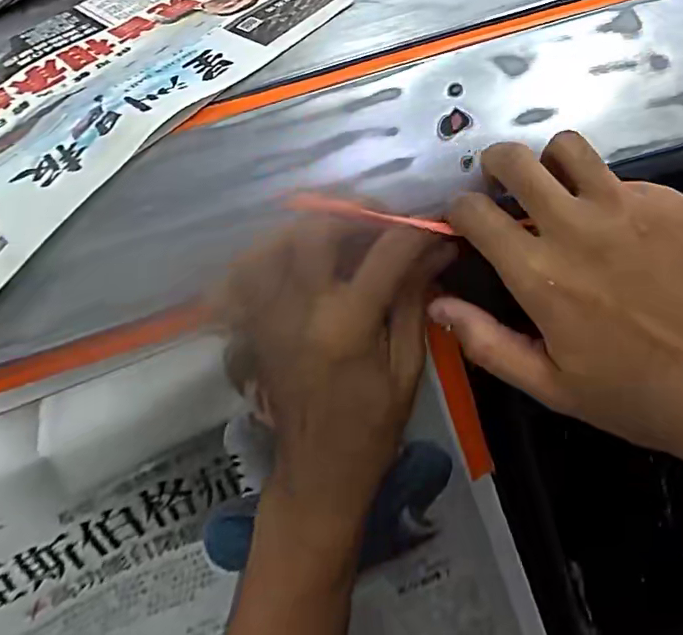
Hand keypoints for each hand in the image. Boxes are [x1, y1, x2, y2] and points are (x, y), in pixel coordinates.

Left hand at [218, 219, 454, 517]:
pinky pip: (246, 271)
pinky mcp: (252, 321)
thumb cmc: (373, 427)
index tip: (429, 223)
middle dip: (352, 211)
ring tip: (338, 227)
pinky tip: (293, 251)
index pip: (384, 253)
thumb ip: (414, 301)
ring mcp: (268, 312)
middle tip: (379, 215)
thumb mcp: (408, 367)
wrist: (318, 471)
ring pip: (274, 242)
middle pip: (316, 230)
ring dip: (307, 224)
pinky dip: (267, 252)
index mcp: (348, 325)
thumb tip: (436, 248)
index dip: (412, 230)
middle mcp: (300, 309)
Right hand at [431, 132, 682, 467]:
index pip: (474, 211)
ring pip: (567, 147)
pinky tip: (625, 233)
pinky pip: (620, 177)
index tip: (465, 220)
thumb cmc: (635, 394)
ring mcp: (626, 207)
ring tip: (558, 191)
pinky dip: (608, 194)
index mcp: (540, 273)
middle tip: (500, 186)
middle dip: (494, 165)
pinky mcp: (667, 202)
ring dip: (550, 163)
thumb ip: (485, 341)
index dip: (458, 209)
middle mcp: (576, 227)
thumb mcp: (550, 385)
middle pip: (513, 160)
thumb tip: (437, 304)